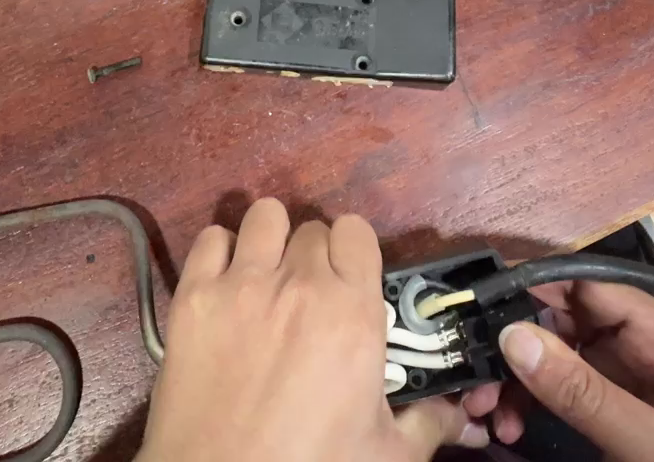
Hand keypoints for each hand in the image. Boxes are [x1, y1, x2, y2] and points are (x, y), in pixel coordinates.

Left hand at [136, 198, 485, 461]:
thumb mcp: (386, 455)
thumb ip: (426, 422)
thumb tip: (459, 413)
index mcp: (351, 309)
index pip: (355, 231)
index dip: (353, 251)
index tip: (348, 278)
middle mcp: (299, 282)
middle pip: (311, 228)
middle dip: (312, 255)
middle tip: (307, 294)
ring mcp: (242, 283)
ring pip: (263, 216)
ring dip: (269, 239)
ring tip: (266, 275)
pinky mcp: (194, 294)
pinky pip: (210, 239)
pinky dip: (220, 254)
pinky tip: (225, 284)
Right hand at [461, 280, 653, 460]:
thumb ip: (587, 395)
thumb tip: (513, 334)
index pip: (596, 288)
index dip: (541, 285)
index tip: (486, 297)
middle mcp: (649, 349)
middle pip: (569, 320)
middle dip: (520, 339)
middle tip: (478, 364)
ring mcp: (630, 381)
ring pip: (557, 354)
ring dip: (517, 377)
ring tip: (486, 406)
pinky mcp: (613, 412)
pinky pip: (560, 389)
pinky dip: (529, 402)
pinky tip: (509, 425)